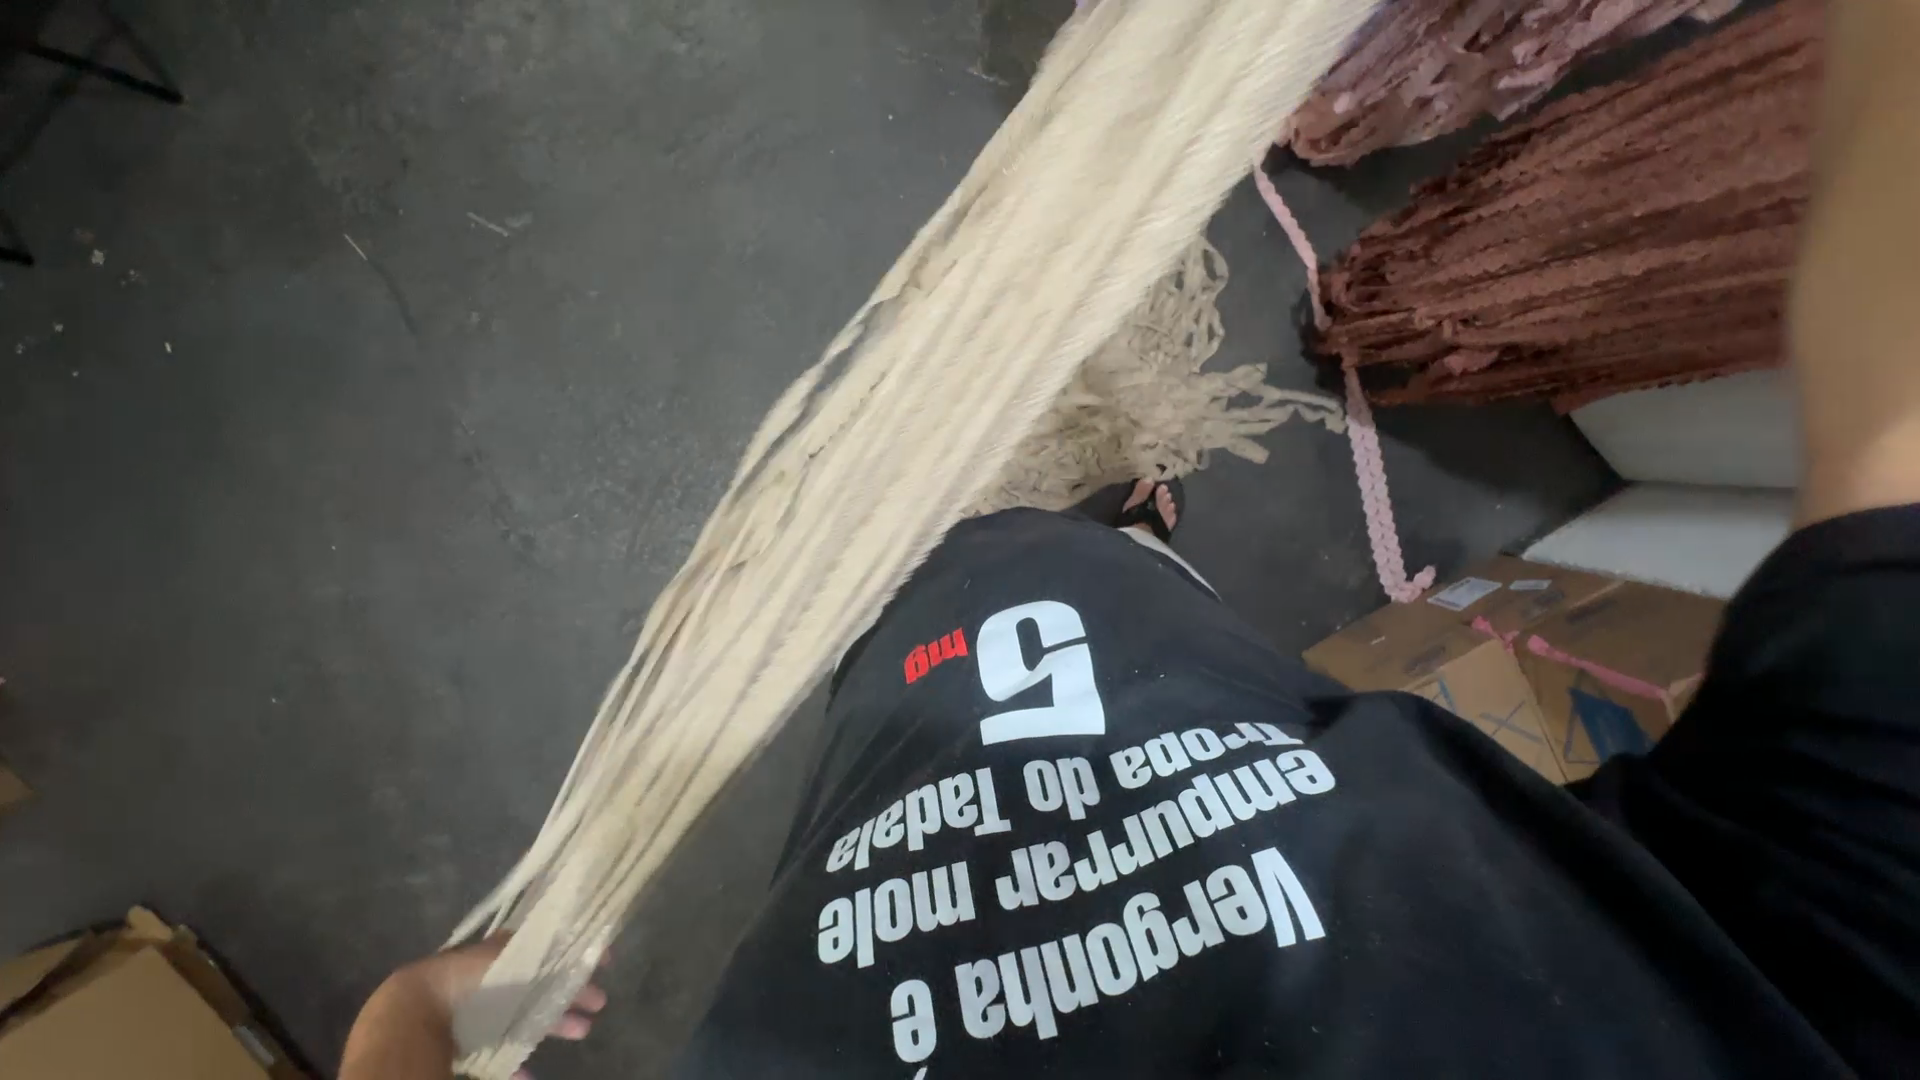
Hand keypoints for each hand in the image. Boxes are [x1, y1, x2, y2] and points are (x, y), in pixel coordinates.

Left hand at [341, 936, 607, 1079]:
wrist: (408, 1020)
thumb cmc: (462, 981)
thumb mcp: (507, 955)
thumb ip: (541, 947)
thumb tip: (577, 932)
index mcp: (503, 954)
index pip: (546, 952)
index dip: (573, 957)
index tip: (600, 965)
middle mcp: (493, 980)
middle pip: (539, 985)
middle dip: (570, 994)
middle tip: (598, 1003)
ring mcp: (478, 1014)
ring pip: (525, 1017)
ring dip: (555, 1024)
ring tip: (583, 1031)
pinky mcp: (464, 1045)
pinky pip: (496, 1053)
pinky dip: (515, 1061)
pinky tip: (530, 1074)